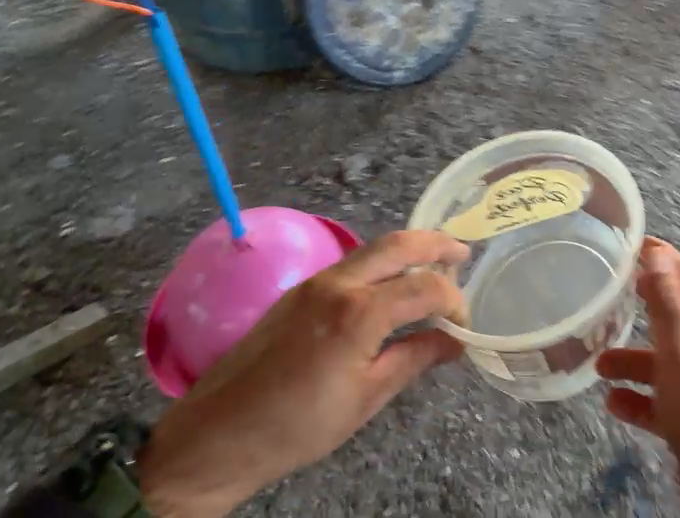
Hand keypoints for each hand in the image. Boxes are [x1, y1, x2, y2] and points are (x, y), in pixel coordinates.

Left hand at [137, 231, 468, 516]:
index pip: (426, 287)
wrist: (215, 436)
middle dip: (437, 243)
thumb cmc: (296, 427)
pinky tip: (391, 283)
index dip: (453, 301)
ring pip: (374, 247)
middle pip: (400, 244)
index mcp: (360, 312)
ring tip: (435, 262)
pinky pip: (352, 262)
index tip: (463, 324)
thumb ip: (415, 359)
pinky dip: (382, 262)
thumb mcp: (366, 398)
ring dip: (409, 248)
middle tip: (463, 253)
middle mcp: (339, 283)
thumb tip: (455, 342)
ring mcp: (315, 282)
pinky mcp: (298, 291)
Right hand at [597, 238, 679, 517]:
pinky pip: (656, 401)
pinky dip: (635, 398)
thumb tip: (657, 249)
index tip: (634, 243)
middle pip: (671, 316)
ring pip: (659, 361)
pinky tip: (612, 402)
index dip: (663, 257)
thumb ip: (668, 298)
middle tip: (611, 293)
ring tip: (598, 363)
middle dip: (642, 304)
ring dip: (630, 357)